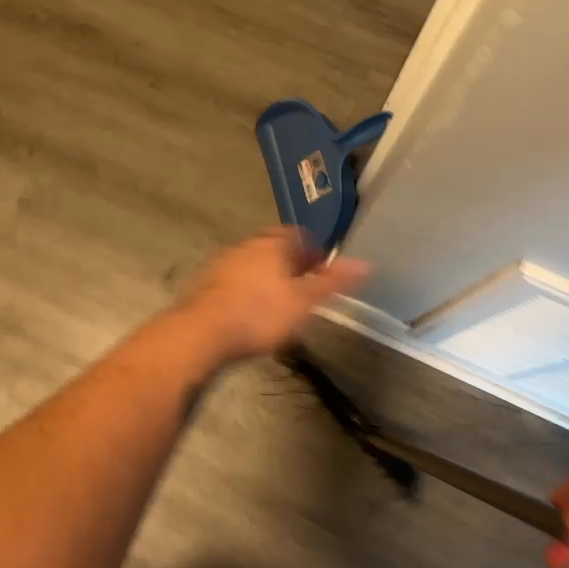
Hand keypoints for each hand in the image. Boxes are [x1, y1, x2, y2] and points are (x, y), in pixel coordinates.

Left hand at [176, 227, 370, 363]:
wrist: (202, 333)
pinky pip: (234, 280)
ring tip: (277, 303)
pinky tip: (249, 313)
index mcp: (273, 243)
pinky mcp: (207, 284)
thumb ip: (333, 282)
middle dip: (288, 263)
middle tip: (302, 288)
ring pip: (252, 263)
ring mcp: (223, 263)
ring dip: (266, 277)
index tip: (320, 271)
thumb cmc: (260, 314)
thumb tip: (366, 263)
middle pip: (273, 246)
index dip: (312, 250)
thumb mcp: (304, 301)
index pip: (298, 234)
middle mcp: (247, 245)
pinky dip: (246, 290)